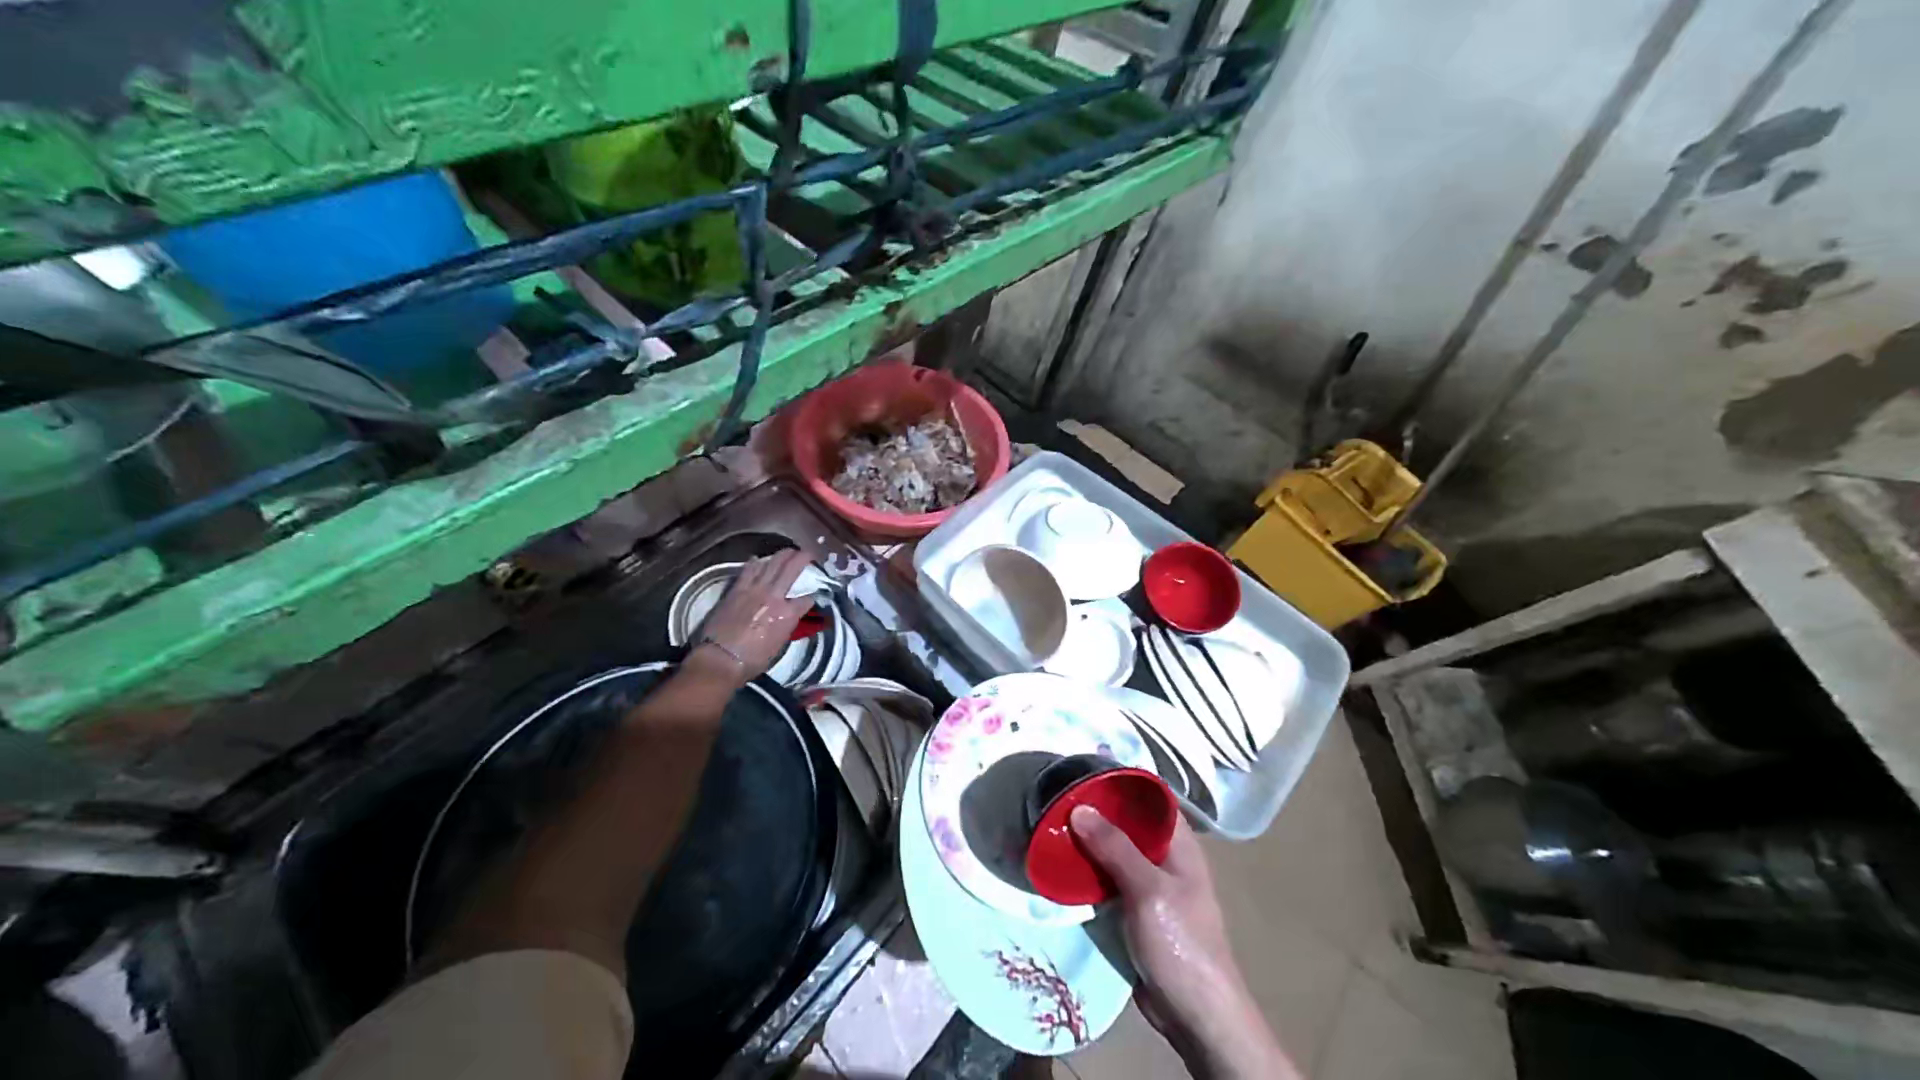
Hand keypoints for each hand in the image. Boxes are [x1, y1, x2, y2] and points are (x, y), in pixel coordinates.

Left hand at [690, 550, 815, 684]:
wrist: (722, 659)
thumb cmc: (753, 660)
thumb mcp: (780, 644)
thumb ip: (787, 625)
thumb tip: (790, 617)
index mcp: (788, 614)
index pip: (807, 599)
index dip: (812, 596)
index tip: (814, 595)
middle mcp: (774, 596)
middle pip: (791, 568)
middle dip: (802, 557)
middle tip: (807, 553)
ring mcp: (754, 590)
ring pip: (771, 563)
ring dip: (782, 555)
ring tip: (788, 552)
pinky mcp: (736, 589)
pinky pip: (748, 570)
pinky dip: (756, 563)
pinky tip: (758, 559)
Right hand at [1071, 807, 1298, 1079]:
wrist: (1195, 1016)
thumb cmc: (1181, 944)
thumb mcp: (1148, 891)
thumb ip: (1115, 848)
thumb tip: (1079, 808)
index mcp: (1179, 845)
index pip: (1150, 797)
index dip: (1121, 780)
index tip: (1085, 767)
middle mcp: (1163, 859)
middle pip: (1126, 823)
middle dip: (1094, 811)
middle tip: (1056, 797)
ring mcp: (1147, 886)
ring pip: (1111, 852)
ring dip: (1085, 842)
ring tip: (1049, 826)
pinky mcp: (1131, 911)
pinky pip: (1104, 880)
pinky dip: (1084, 871)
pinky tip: (1058, 864)